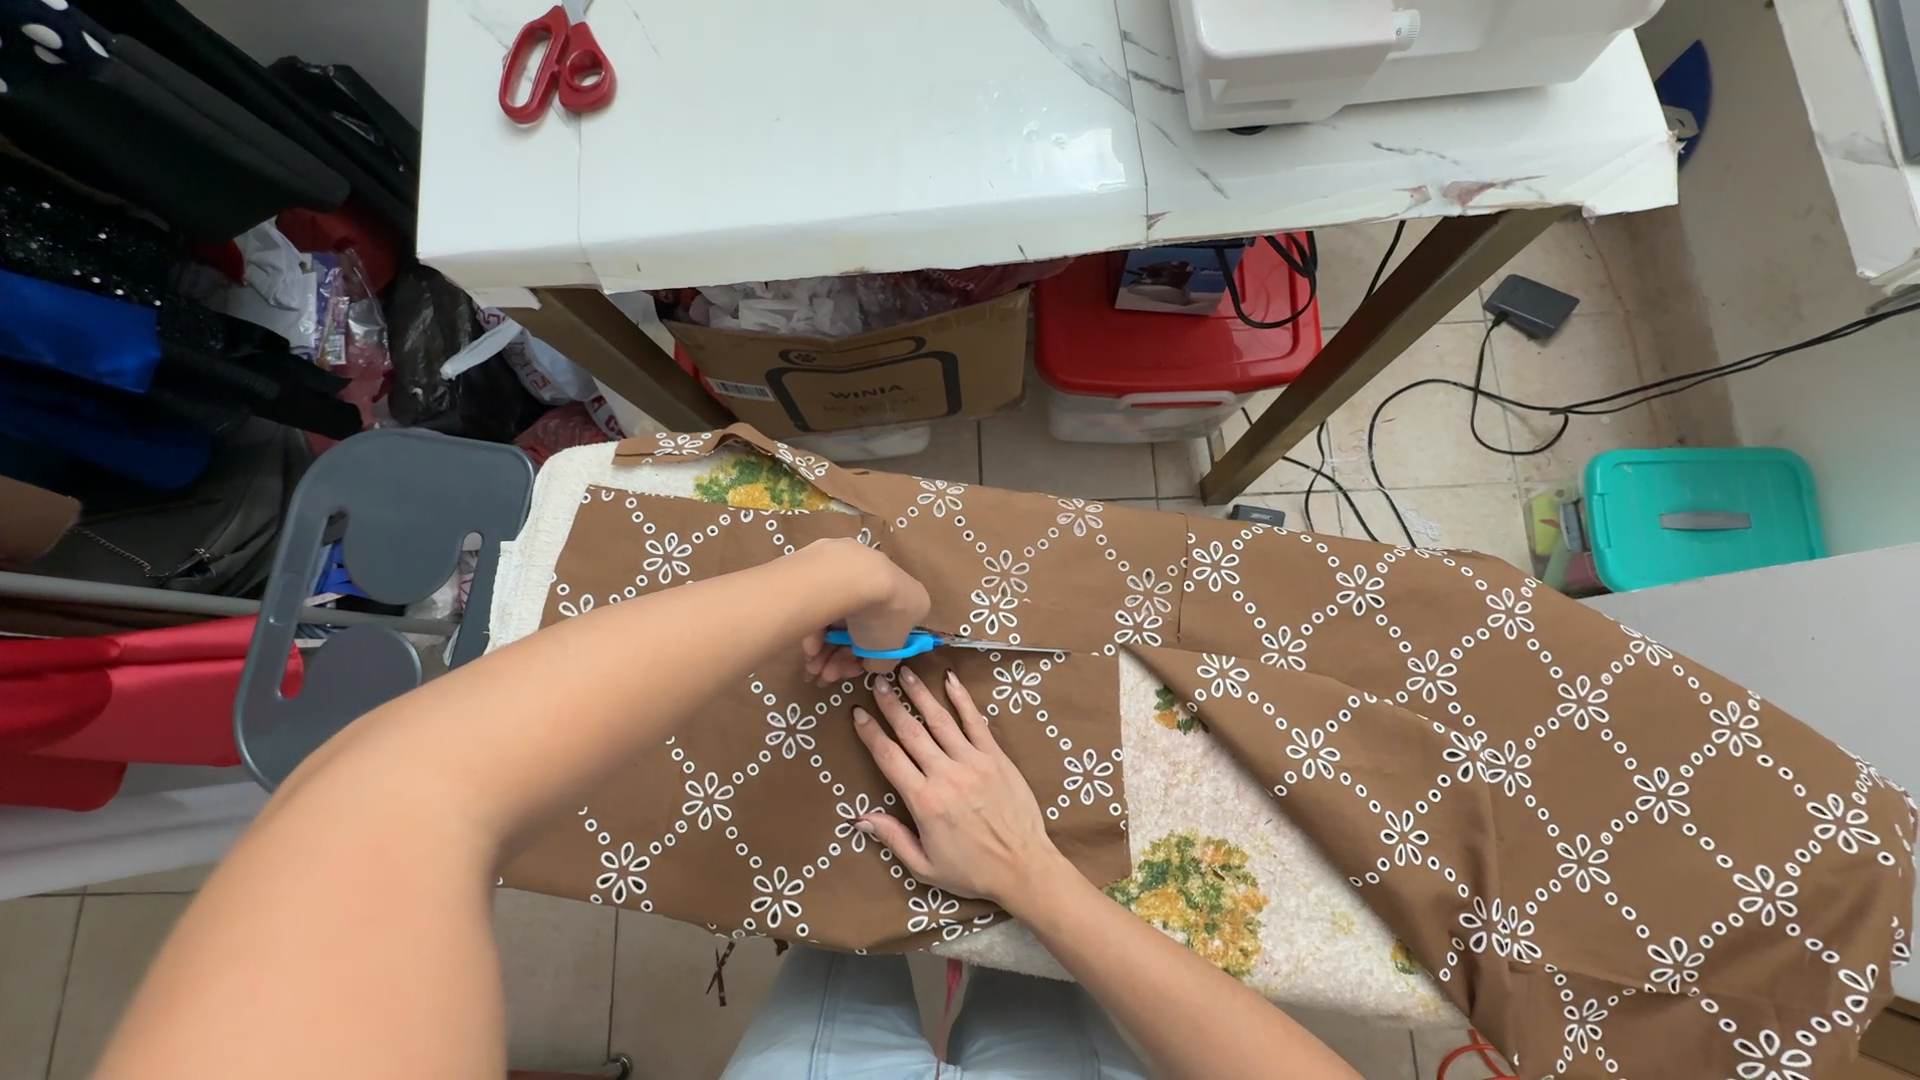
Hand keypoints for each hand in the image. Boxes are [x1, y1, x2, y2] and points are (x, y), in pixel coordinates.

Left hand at [798, 539, 930, 683]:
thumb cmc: (882, 617)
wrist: (855, 578)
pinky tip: (809, 646)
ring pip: (842, 617)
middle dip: (841, 658)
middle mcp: (889, 584)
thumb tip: (871, 663)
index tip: (849, 673)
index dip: (866, 659)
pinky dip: (818, 626)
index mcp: (911, 602)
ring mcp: (860, 573)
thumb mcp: (888, 653)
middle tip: (825, 676)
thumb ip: (882, 662)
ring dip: (826, 648)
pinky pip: (827, 601)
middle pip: (862, 628)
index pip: (889, 635)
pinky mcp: (833, 566)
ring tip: (812, 666)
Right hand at [849, 667, 1070, 909]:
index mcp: (924, 801)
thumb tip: (860, 817)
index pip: (889, 758)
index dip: (870, 733)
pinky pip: (975, 722)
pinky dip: (962, 699)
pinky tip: (950, 680)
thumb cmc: (972, 870)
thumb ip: (892, 838)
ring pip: (940, 720)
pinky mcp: (996, 757)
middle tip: (876, 681)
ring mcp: (973, 762)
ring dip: (920, 694)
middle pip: (910, 732)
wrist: (1023, 867)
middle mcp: (946, 775)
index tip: (857, 713)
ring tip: (904, 673)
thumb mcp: (924, 866)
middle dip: (890, 704)